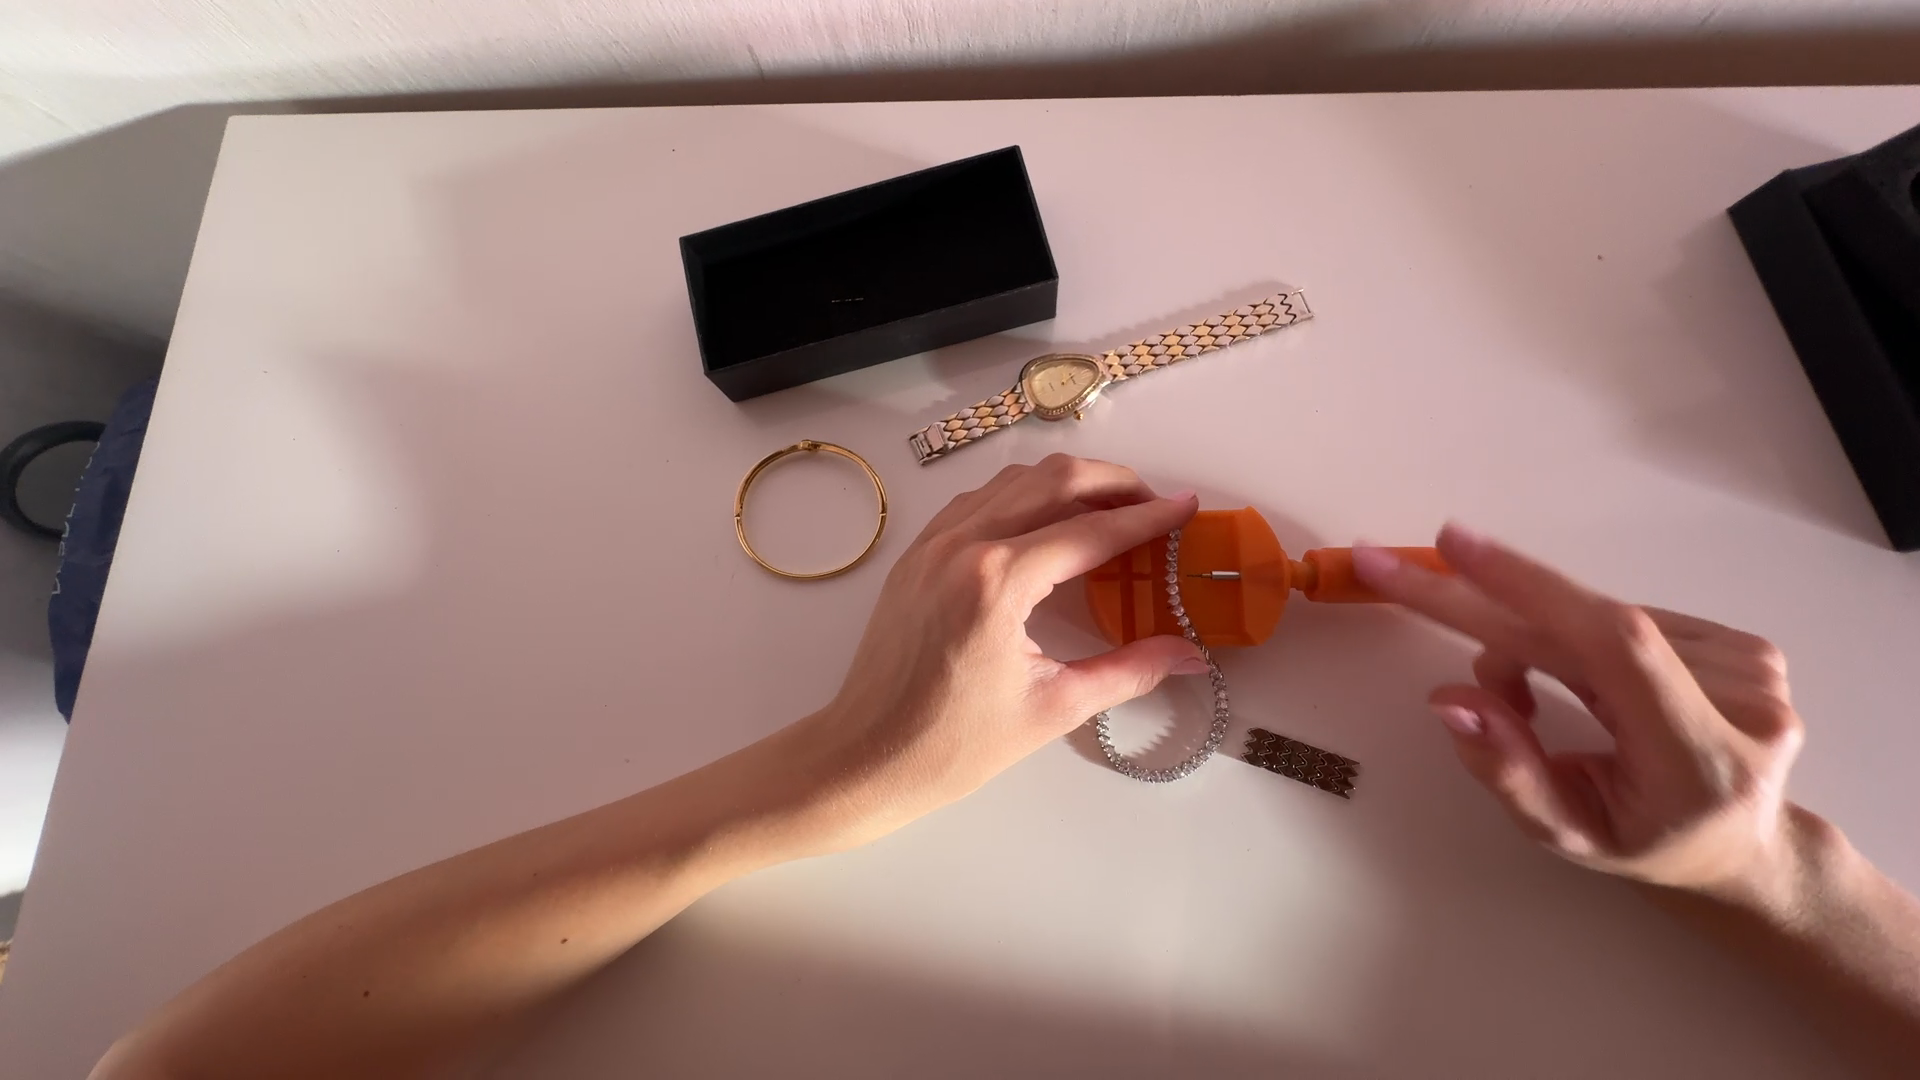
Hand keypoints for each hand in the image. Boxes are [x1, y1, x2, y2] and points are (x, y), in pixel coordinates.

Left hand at [784, 454, 1206, 849]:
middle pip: (1052, 480)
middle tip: (1152, 501)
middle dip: (1112, 481)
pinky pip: (976, 500)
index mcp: (998, 580)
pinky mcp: (916, 553)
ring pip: (1012, 480)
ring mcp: (932, 542)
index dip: (1147, 517)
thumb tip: (1192, 654)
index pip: (1090, 532)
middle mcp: (963, 544)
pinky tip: (1042, 519)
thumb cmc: (955, 745)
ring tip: (1107, 506)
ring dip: (1065, 482)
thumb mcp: (1053, 708)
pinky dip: (1019, 495)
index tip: (1187, 507)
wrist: (865, 756)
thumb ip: (1129, 671)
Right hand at [1353, 525, 1806, 908]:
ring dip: (1520, 644)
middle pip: (1580, 619)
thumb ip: (1506, 770)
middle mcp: (1740, 702)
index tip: (1449, 548)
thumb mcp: (1560, 833)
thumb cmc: (1638, 843)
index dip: (1527, 586)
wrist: (1743, 846)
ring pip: (1580, 620)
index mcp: (1700, 758)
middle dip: (1474, 598)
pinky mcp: (1740, 644)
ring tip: (1516, 701)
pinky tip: (1570, 680)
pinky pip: (1606, 618)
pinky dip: (1559, 639)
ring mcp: (1749, 668)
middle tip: (1391, 572)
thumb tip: (1446, 700)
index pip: (1612, 644)